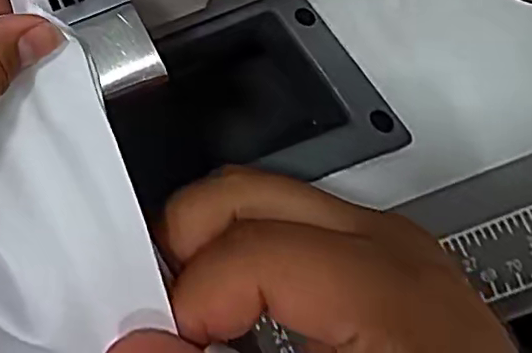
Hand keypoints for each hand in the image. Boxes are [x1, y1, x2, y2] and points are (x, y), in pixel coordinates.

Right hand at [111, 168, 512, 352]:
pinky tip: (242, 308)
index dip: (193, 293)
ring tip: (198, 309)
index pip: (251, 250)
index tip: (165, 336)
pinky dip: (244, 250)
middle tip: (164, 308)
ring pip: (255, 195)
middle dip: (184, 244)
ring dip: (210, 244)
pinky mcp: (384, 255)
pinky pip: (284, 219)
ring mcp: (388, 242)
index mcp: (390, 288)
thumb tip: (141, 346)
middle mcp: (389, 246)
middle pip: (240, 194)